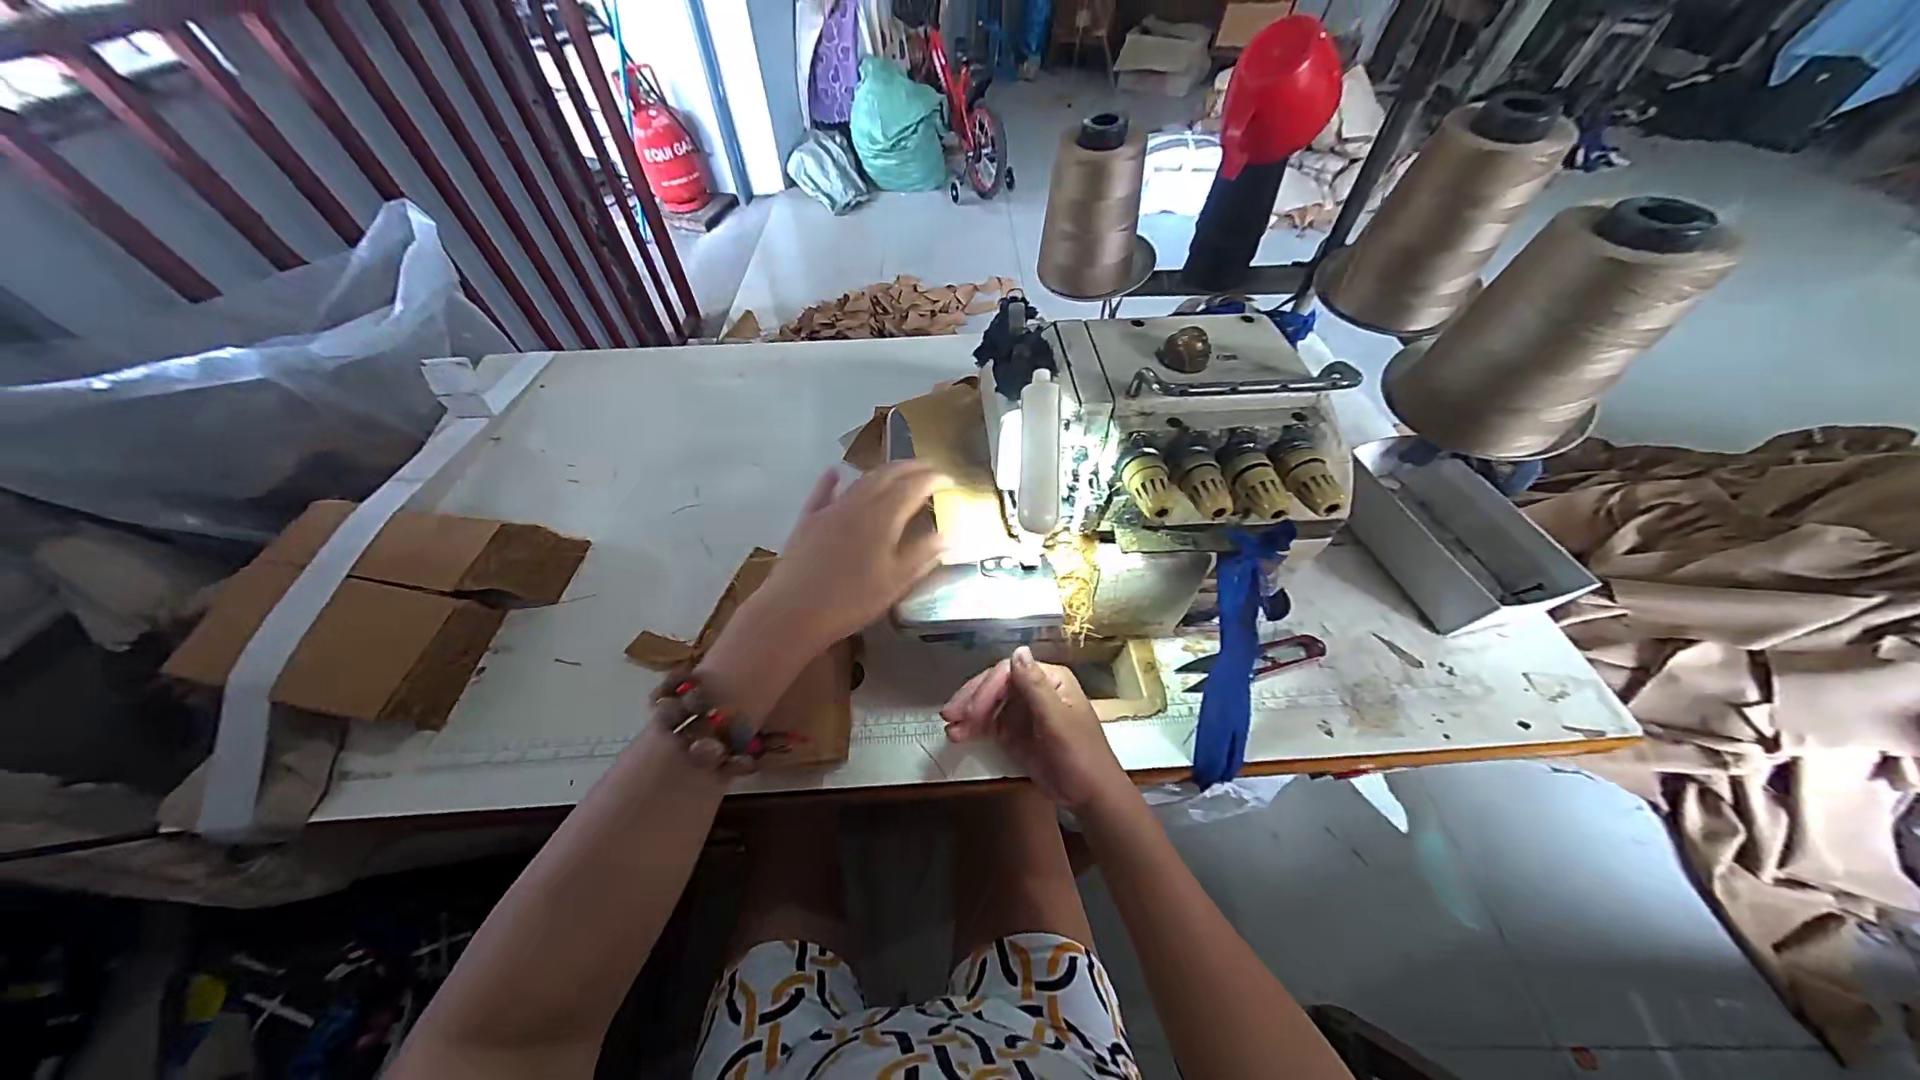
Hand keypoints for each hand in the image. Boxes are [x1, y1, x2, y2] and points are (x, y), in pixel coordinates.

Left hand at [754, 461, 946, 645]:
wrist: (792, 611)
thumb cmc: (851, 600)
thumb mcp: (895, 582)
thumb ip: (922, 555)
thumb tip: (946, 535)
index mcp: (883, 516)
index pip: (913, 487)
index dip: (933, 479)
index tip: (950, 479)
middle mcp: (857, 504)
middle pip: (887, 475)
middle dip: (911, 468)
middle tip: (930, 469)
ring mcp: (830, 509)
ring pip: (860, 481)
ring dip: (882, 471)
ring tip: (898, 472)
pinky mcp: (808, 521)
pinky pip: (823, 493)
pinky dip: (832, 480)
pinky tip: (835, 472)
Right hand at [941, 646, 1134, 810]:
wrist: (1092, 797)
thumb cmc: (1081, 756)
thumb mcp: (1057, 721)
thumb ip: (1035, 686)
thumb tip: (1018, 650)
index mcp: (1050, 680)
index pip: (1008, 673)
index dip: (985, 689)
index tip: (969, 712)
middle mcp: (1036, 690)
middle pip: (995, 686)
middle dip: (971, 700)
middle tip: (950, 716)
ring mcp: (1025, 711)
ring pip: (989, 704)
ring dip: (969, 715)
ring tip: (951, 729)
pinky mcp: (1017, 732)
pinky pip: (991, 724)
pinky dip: (975, 728)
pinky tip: (960, 735)